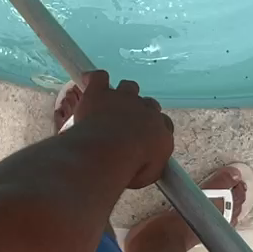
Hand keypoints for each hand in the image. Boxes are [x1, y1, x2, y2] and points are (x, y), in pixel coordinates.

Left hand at [68, 71, 174, 188]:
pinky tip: (90, 84)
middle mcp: (144, 108)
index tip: (145, 137)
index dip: (153, 128)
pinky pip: (99, 77)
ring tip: (110, 106)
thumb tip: (148, 164)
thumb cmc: (129, 167)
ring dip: (121, 94)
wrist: (108, 151)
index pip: (163, 123)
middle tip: (126, 124)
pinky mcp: (100, 92)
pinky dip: (96, 80)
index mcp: (160, 129)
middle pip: (147, 103)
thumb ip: (152, 163)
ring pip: (128, 87)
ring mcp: (122, 97)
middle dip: (139, 111)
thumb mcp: (149, 174)